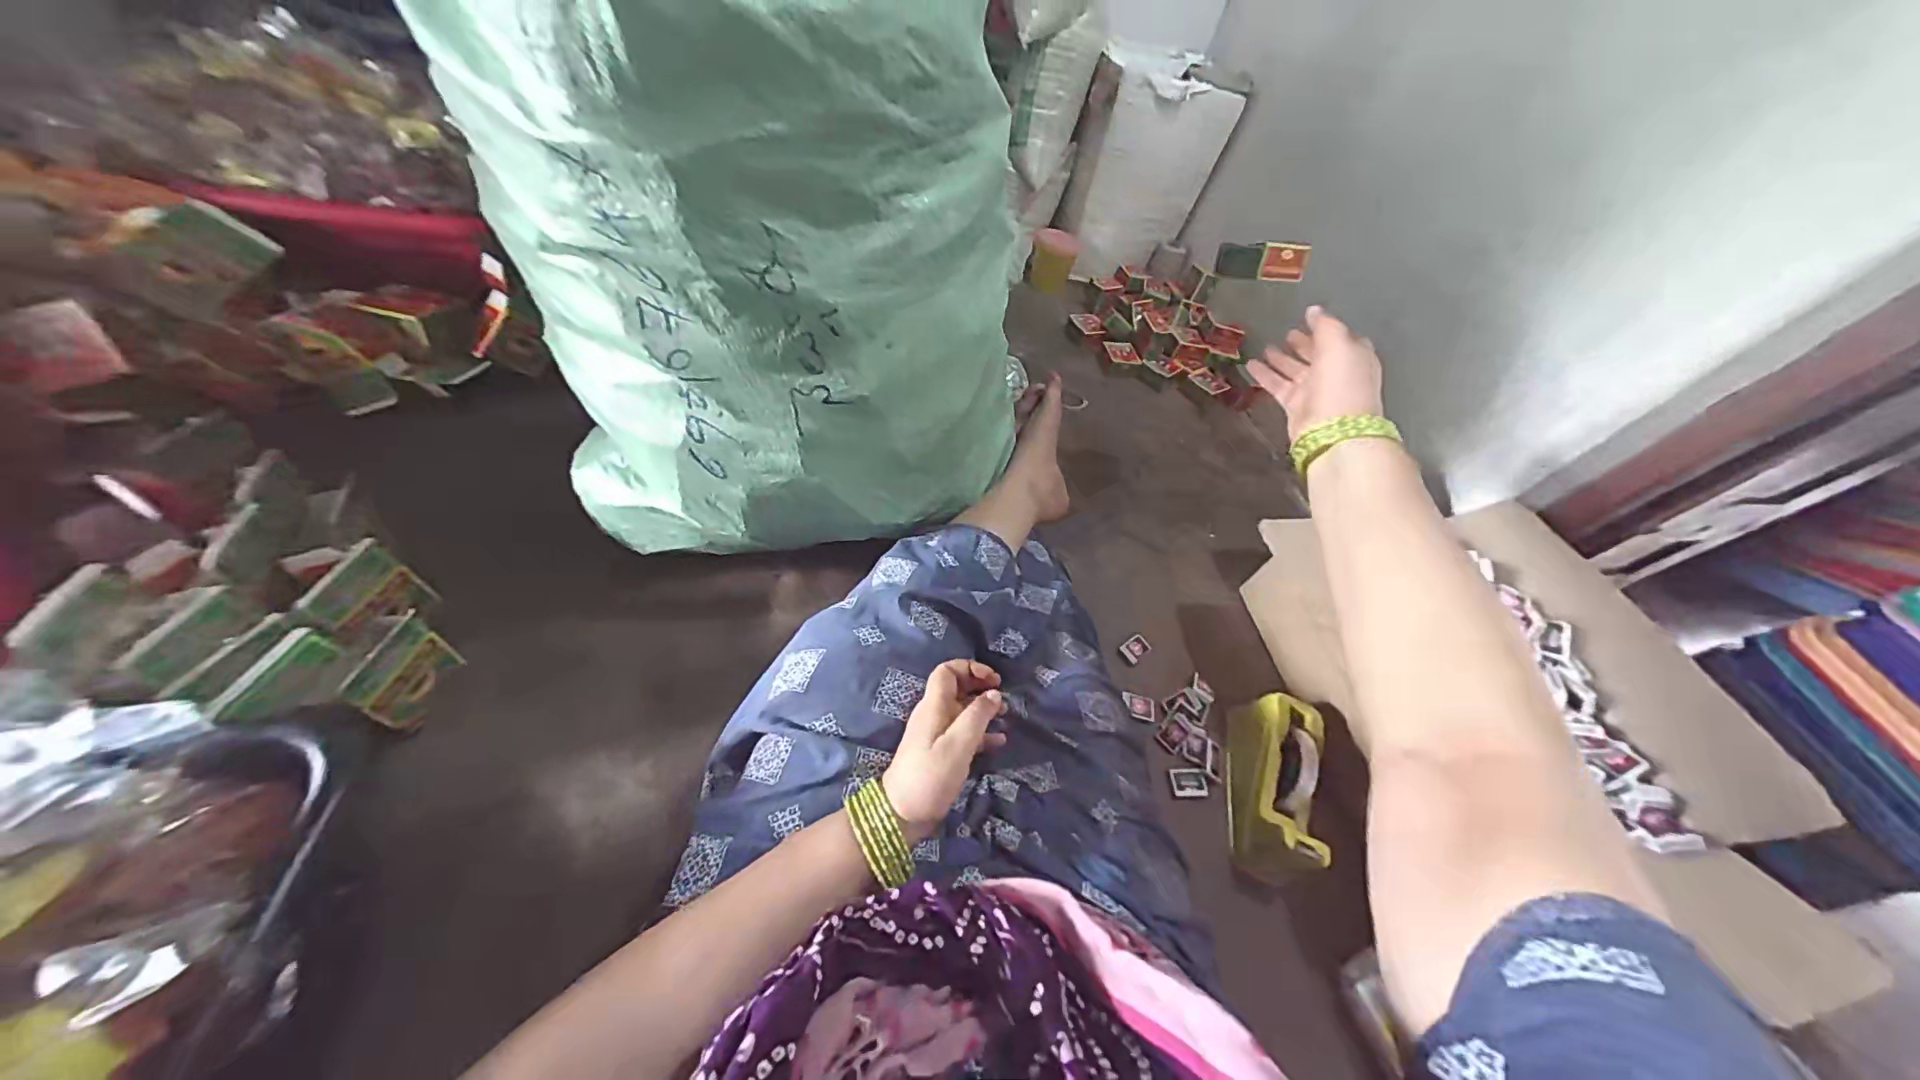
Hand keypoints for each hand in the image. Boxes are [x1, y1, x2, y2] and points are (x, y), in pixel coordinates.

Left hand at [881, 659, 1007, 840]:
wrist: (902, 813)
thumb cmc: (931, 775)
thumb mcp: (958, 744)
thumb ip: (977, 716)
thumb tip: (993, 693)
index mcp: (933, 706)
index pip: (946, 671)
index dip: (970, 668)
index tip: (993, 680)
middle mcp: (933, 714)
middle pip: (956, 688)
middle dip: (980, 687)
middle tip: (1003, 696)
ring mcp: (935, 733)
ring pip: (962, 710)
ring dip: (983, 709)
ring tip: (1005, 715)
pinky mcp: (940, 751)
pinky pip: (962, 732)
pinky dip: (981, 731)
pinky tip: (999, 741)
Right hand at [1247, 305, 1385, 441]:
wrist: (1333, 429)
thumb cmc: (1341, 382)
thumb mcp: (1337, 345)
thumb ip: (1325, 325)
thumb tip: (1313, 310)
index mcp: (1353, 356)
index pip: (1339, 338)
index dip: (1323, 328)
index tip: (1306, 318)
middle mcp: (1336, 373)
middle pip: (1316, 354)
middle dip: (1302, 344)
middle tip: (1286, 333)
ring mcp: (1315, 390)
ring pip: (1295, 370)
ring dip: (1281, 358)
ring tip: (1264, 347)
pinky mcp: (1295, 405)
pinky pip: (1278, 385)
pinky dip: (1265, 375)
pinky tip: (1251, 365)